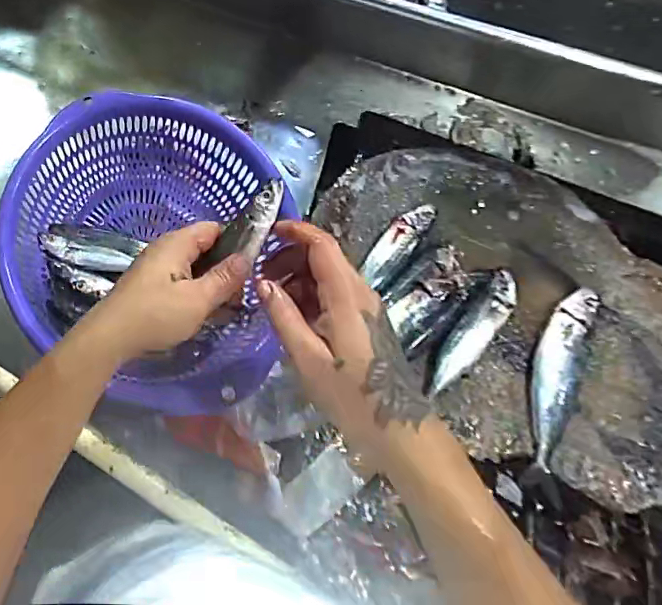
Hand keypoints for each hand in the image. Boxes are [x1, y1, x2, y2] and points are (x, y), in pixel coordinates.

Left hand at [76, 222, 250, 360]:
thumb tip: (247, 257)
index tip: (252, 266)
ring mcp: (157, 265)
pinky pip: (181, 278)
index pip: (215, 228)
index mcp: (178, 242)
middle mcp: (166, 247)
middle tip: (240, 294)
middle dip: (225, 268)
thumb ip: (225, 278)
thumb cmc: (156, 315)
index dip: (236, 243)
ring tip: (226, 307)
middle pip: (206, 247)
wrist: (109, 338)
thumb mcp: (198, 299)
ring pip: (194, 266)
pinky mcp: (151, 282)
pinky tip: (203, 311)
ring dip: (211, 283)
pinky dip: (195, 290)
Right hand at [258, 221, 435, 472]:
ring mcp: (365, 306)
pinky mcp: (365, 319)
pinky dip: (311, 294)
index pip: (323, 244)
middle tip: (261, 276)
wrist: (399, 431)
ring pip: (328, 274)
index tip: (269, 230)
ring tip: (272, 298)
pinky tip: (293, 315)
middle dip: (290, 256)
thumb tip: (262, 282)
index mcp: (347, 295)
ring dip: (299, 277)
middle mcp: (360, 292)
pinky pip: (335, 293)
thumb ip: (284, 316)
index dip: (297, 230)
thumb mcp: (308, 359)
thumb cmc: (352, 397)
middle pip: (324, 256)